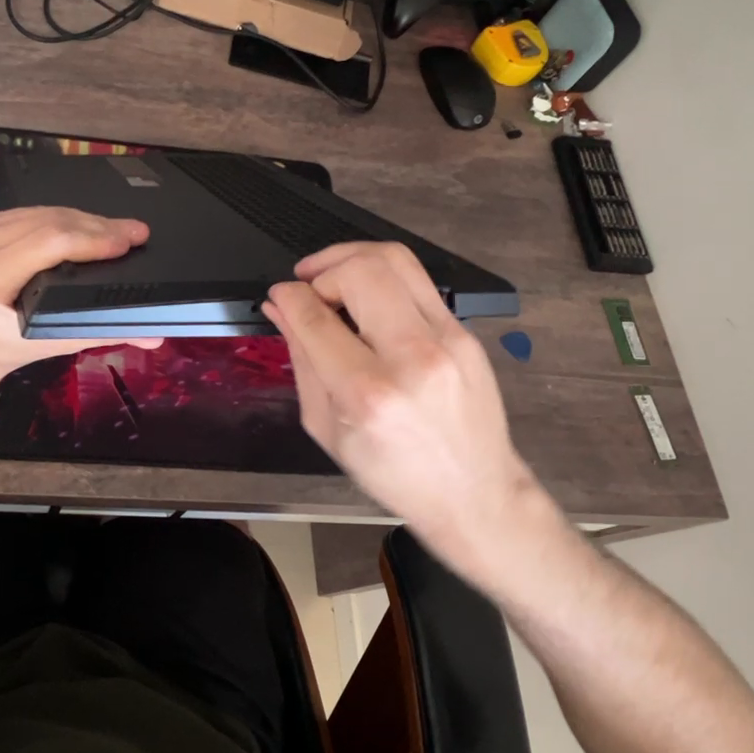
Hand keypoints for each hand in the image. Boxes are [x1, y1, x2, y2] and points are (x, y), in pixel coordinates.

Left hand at [0, 207, 161, 389]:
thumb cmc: (8, 346)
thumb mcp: (53, 342)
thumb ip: (103, 332)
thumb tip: (154, 333)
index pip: (49, 242)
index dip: (93, 237)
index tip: (129, 239)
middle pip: (49, 222)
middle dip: (97, 226)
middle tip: (135, 233)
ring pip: (42, 212)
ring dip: (83, 220)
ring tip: (118, 230)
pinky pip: (30, 211)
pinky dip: (62, 218)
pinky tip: (87, 226)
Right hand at [262, 242, 551, 566]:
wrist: (474, 493)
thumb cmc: (396, 475)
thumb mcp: (327, 430)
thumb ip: (303, 363)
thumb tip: (282, 312)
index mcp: (369, 394)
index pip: (316, 318)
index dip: (288, 296)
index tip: (278, 294)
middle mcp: (413, 358)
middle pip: (362, 270)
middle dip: (323, 268)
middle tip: (308, 286)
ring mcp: (448, 340)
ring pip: (396, 260)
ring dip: (352, 259)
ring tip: (331, 276)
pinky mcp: (465, 333)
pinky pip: (418, 282)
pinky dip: (381, 279)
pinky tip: (365, 299)